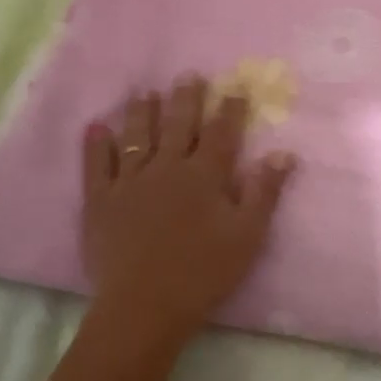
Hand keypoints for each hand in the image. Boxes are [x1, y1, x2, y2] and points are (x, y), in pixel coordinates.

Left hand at [81, 79, 296, 346]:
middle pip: (179, 126)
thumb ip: (264, 192)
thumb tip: (283, 153)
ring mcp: (130, 182)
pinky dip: (97, 144)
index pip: (222, 134)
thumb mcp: (247, 236)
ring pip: (137, 137)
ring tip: (146, 92)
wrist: (144, 305)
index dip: (230, 110)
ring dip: (143, 112)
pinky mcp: (100, 201)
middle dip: (187, 99)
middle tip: (189, 76)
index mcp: (205, 176)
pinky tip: (97, 127)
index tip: (236, 89)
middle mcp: (167, 168)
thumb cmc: (204, 273)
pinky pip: (96, 165)